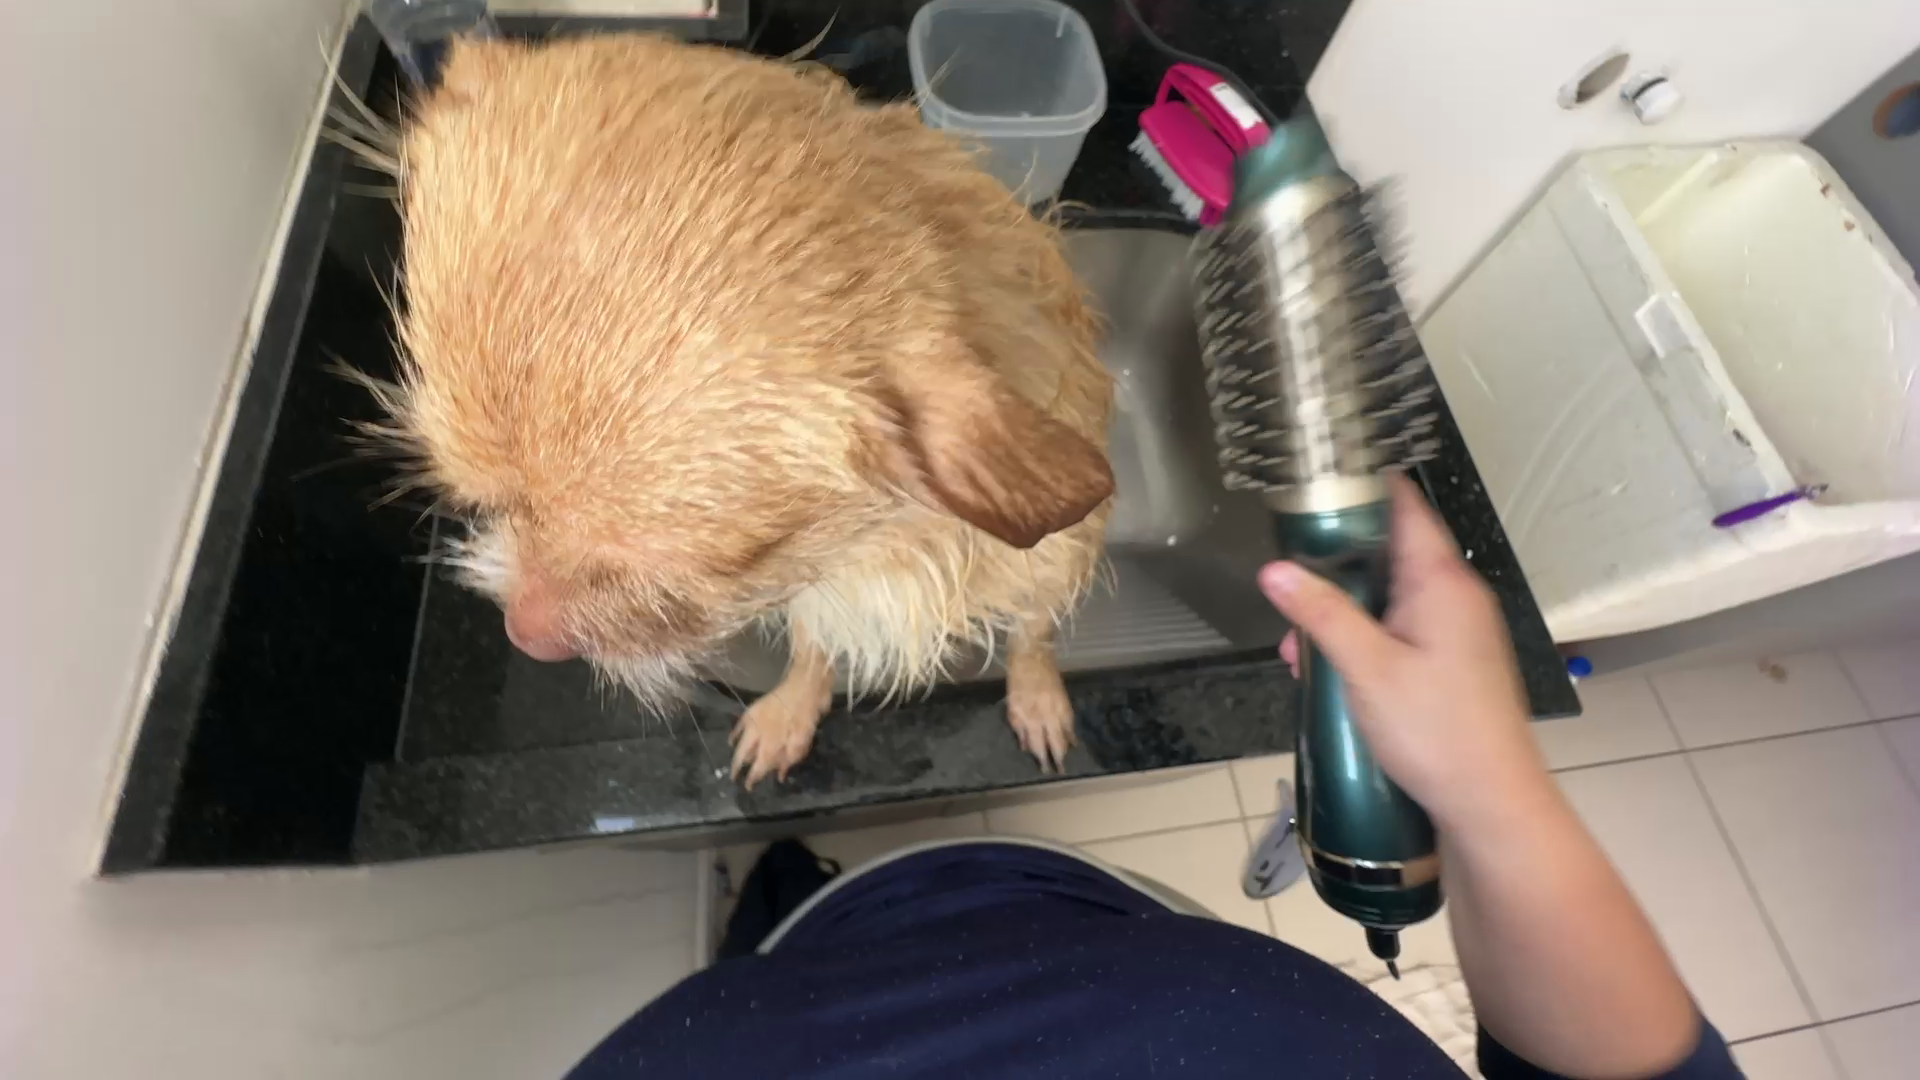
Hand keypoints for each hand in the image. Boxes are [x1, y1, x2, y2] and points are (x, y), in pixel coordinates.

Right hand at [1257, 475, 1545, 829]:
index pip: (1404, 507)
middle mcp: (1451, 595)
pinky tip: (1324, 669)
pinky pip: (1390, 627)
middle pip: (1384, 552)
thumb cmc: (1434, 727)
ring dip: (1336, 611)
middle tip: (1286, 581)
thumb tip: (1272, 569)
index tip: (1312, 484)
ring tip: (1297, 646)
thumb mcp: (1366, 666)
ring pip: (1381, 595)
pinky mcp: (1444, 657)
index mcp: (1441, 582)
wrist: (1490, 802)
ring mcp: (1449, 628)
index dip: (1360, 487)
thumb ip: (1320, 613)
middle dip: (1330, 566)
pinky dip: (1355, 637)